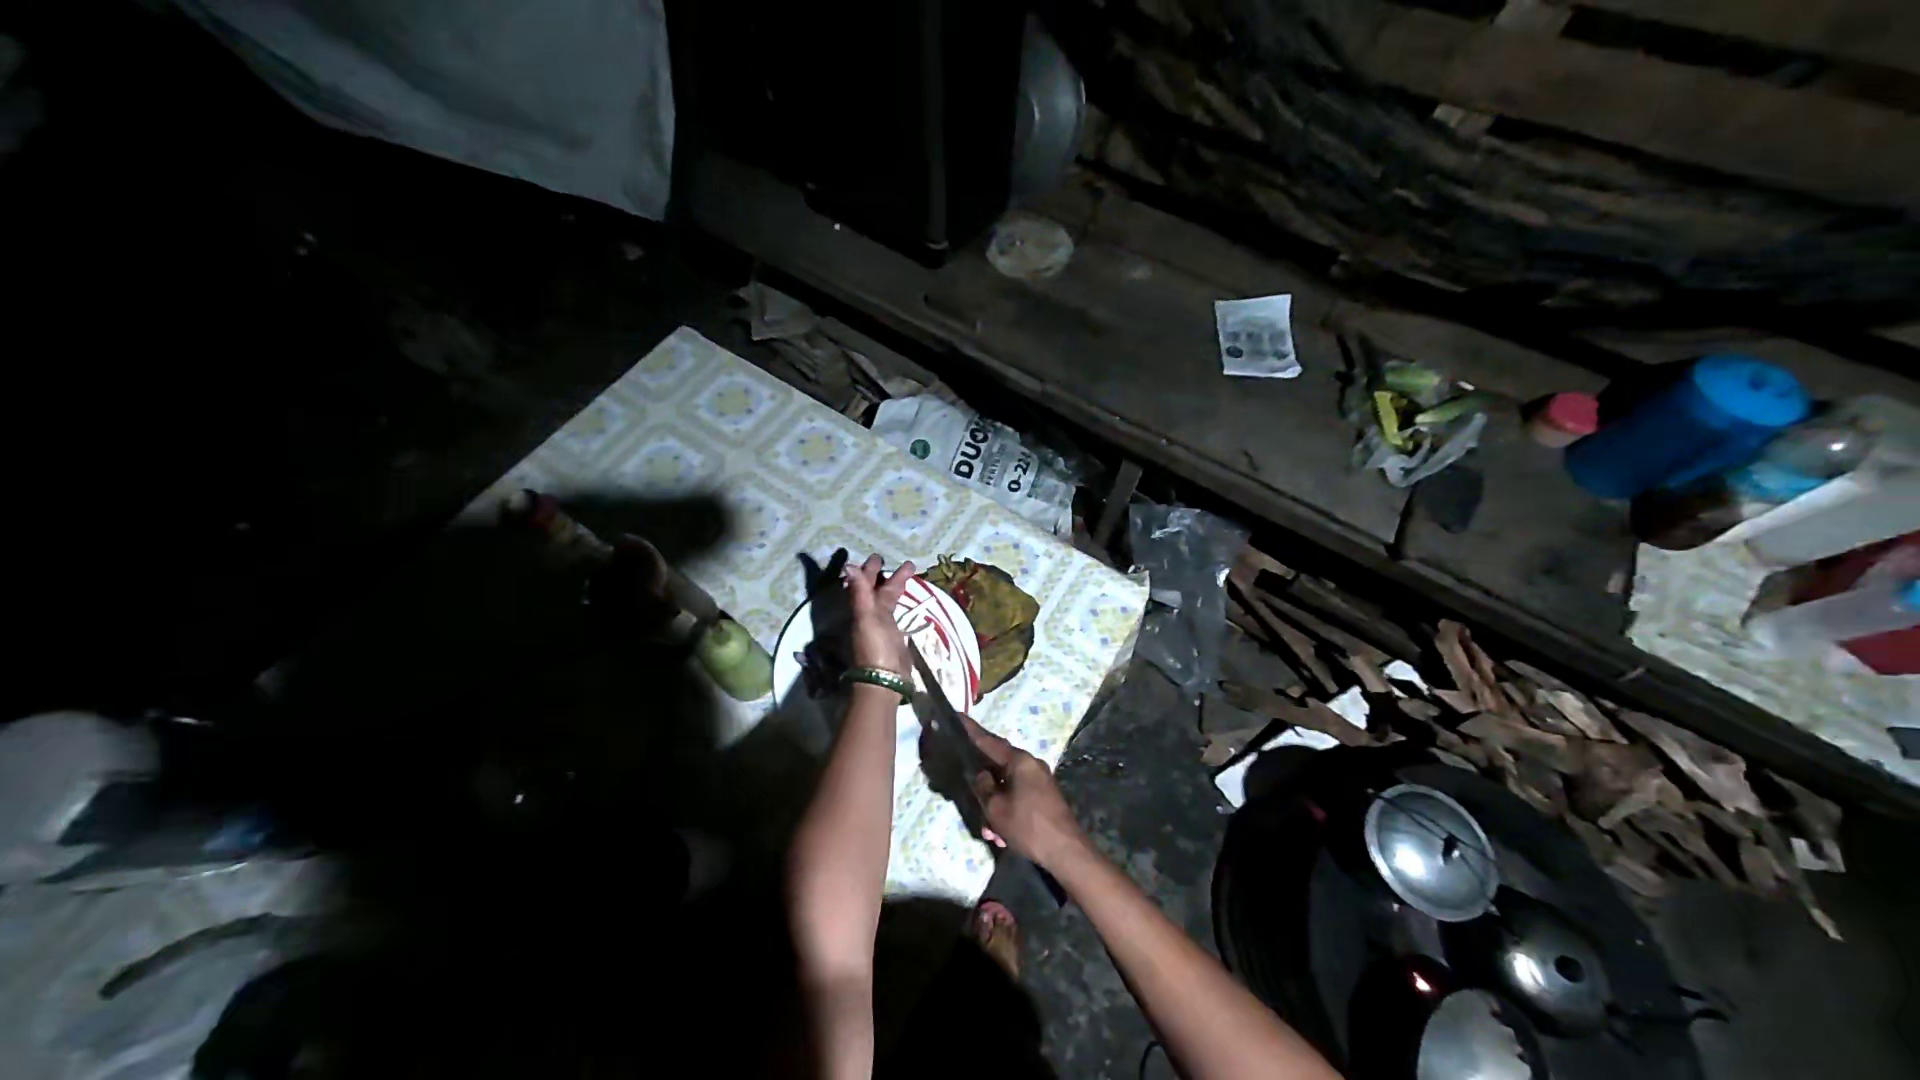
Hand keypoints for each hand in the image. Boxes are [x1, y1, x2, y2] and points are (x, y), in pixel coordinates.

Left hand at [843, 553, 915, 675]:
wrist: (885, 680)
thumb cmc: (875, 647)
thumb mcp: (866, 617)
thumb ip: (859, 592)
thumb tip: (849, 566)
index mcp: (862, 609)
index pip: (865, 584)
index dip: (871, 570)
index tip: (878, 556)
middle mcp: (870, 615)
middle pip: (878, 590)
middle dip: (886, 575)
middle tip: (898, 562)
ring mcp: (883, 626)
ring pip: (887, 600)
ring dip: (894, 587)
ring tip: (908, 575)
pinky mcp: (895, 637)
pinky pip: (895, 613)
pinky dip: (899, 603)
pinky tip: (905, 601)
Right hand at [961, 714, 1086, 867]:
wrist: (1066, 851)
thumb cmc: (1028, 826)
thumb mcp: (996, 808)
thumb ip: (983, 787)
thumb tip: (981, 775)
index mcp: (1019, 761)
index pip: (989, 741)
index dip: (970, 730)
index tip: (958, 716)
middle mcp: (1031, 764)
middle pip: (997, 767)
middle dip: (983, 788)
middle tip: (974, 804)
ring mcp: (1039, 780)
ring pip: (1006, 787)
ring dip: (995, 807)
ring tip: (990, 831)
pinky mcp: (1043, 796)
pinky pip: (1017, 797)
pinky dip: (1006, 811)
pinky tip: (1002, 834)